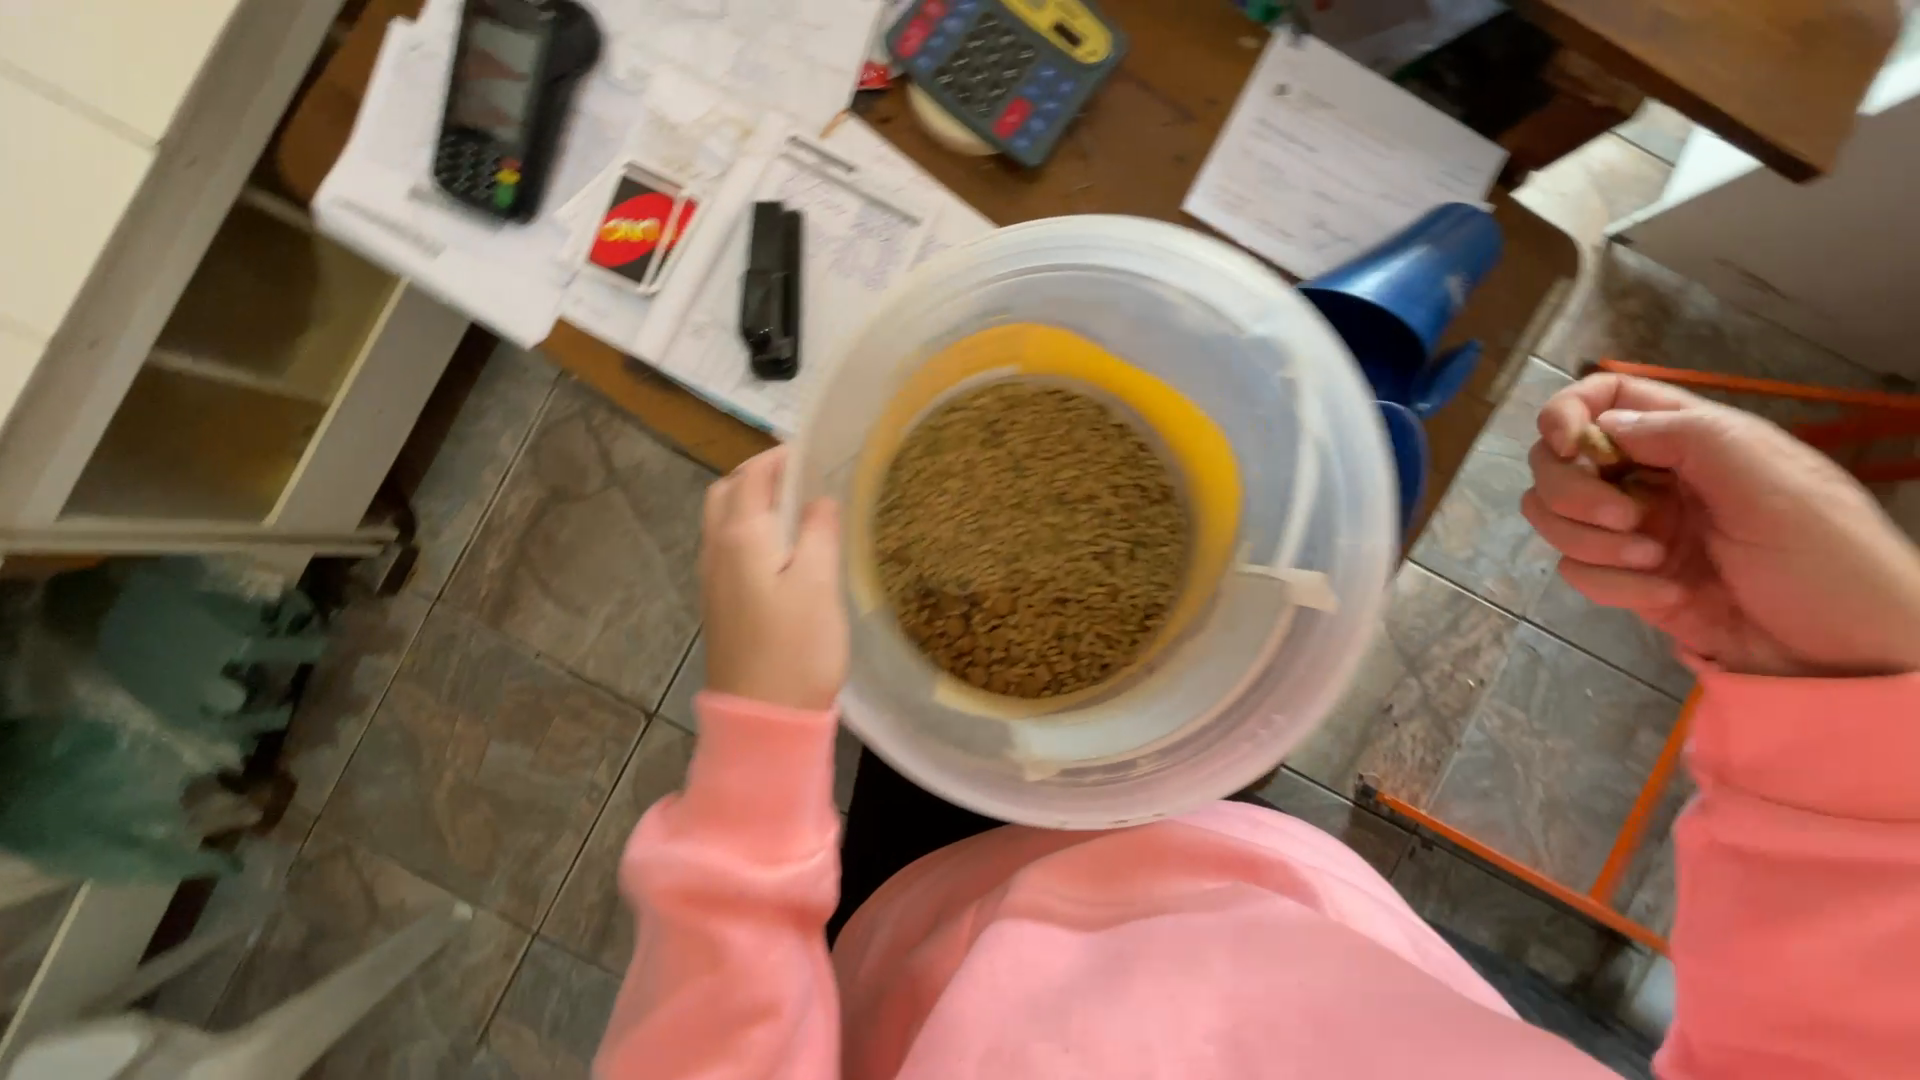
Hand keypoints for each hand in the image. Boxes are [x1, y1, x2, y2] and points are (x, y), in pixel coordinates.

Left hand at [700, 447, 847, 709]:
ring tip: (794, 508)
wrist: (764, 716)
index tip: (813, 450)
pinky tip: (781, 549)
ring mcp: (713, 579)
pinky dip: (748, 530)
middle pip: (726, 493)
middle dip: (758, 475)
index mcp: (741, 537)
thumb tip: (819, 499)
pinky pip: (727, 547)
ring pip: (722, 521)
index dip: (780, 457)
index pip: (753, 476)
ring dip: (750, 502)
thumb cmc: (797, 647)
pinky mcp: (719, 603)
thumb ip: (819, 532)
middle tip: (800, 476)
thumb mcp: (819, 583)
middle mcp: (717, 550)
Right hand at [1524, 373, 1919, 677]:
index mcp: (1690, 440)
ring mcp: (1631, 530)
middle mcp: (1650, 478)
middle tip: (1623, 520)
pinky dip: (1611, 585)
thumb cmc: (1828, 560)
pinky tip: (1667, 595)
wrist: (1845, 656)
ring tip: (1652, 563)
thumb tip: (1602, 428)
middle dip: (1572, 493)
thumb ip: (1691, 439)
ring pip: (1552, 517)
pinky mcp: (1622, 578)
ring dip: (1588, 542)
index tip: (1567, 447)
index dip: (1567, 411)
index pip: (1603, 398)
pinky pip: (1574, 570)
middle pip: (1555, 461)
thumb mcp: (1774, 485)